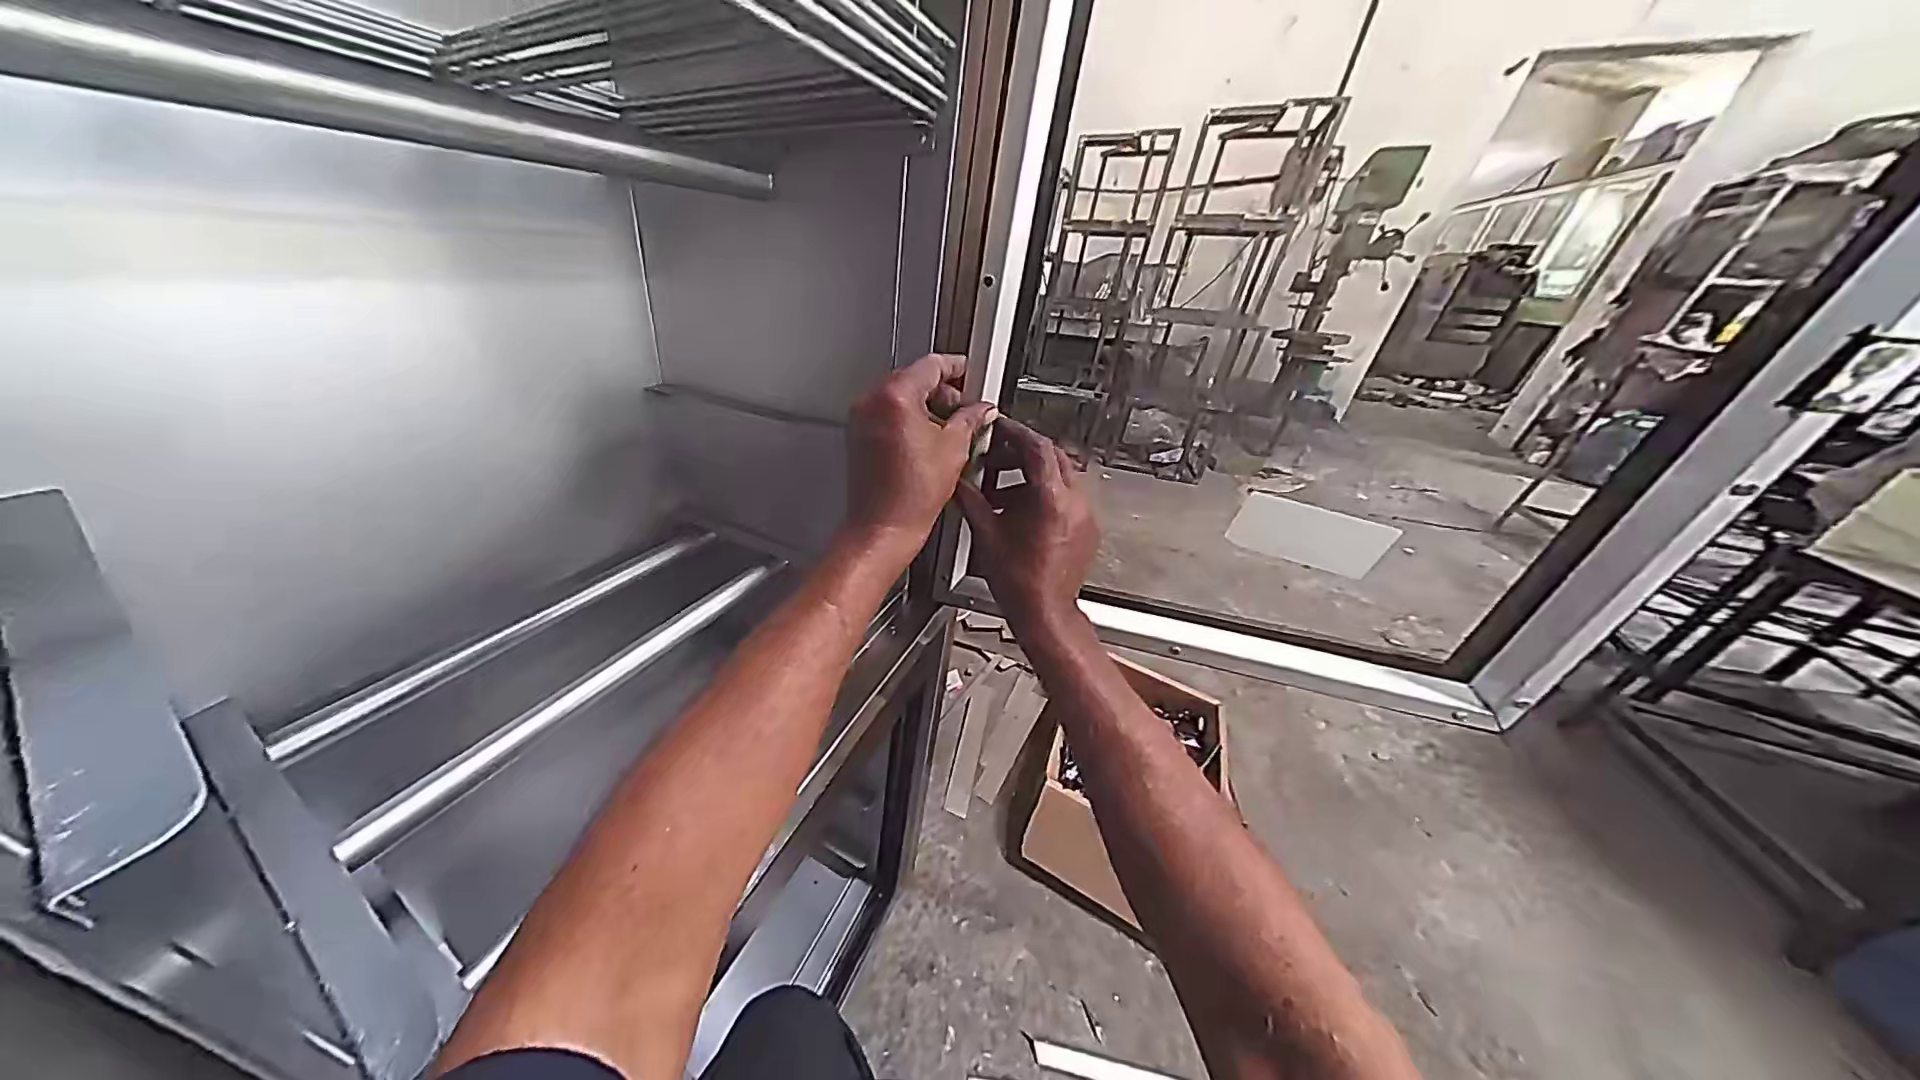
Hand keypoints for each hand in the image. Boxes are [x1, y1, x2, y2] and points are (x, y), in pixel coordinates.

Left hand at [844, 354, 997, 555]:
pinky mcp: (859, 436)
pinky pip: (887, 415)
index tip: (969, 372)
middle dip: (942, 391)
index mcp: (895, 397)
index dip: (957, 368)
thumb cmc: (910, 497)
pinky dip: (908, 420)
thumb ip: (970, 419)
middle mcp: (872, 403)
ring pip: (899, 396)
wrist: (884, 526)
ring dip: (926, 406)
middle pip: (913, 378)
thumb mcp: (954, 449)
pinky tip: (928, 442)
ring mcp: (861, 419)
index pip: (930, 364)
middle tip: (965, 408)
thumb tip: (980, 411)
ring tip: (948, 430)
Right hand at [953, 418, 1099, 627]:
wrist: (1044, 612)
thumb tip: (959, 483)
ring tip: (1004, 489)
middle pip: (1053, 456)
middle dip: (1022, 452)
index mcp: (1052, 501)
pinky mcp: (1087, 528)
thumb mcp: (987, 535)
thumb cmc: (1021, 584)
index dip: (1015, 433)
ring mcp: (1085, 516)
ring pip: (1062, 475)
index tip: (1000, 428)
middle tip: (998, 455)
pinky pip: (1069, 497)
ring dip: (1032, 474)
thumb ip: (972, 501)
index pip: (1037, 448)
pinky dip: (1046, 494)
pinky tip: (1022, 509)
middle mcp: (1075, 504)